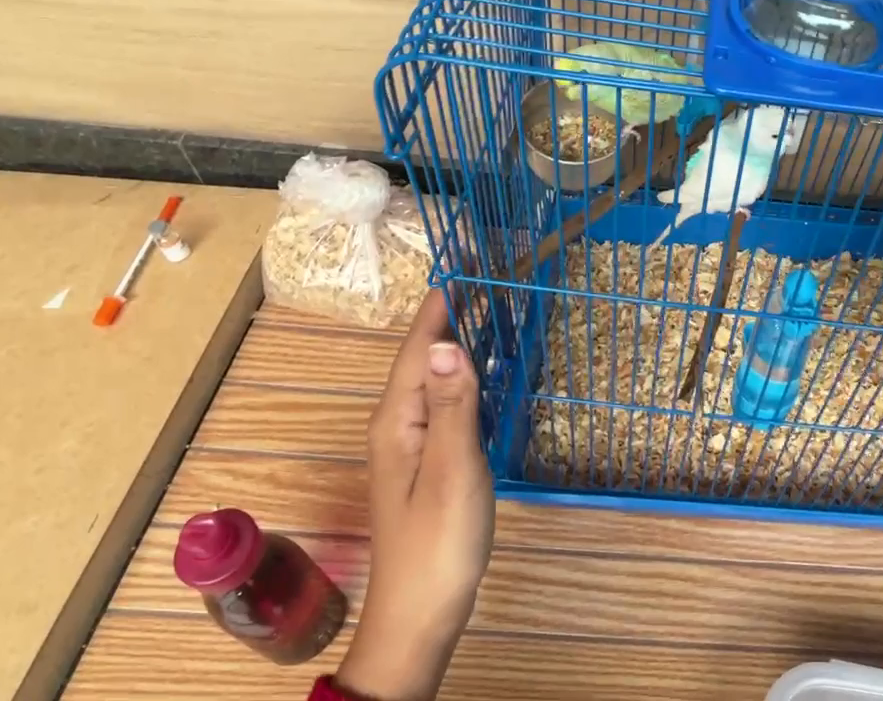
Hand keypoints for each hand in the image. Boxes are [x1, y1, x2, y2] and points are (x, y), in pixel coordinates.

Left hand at [335, 290, 493, 700]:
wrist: (420, 616)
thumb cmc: (438, 543)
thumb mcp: (452, 470)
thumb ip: (453, 406)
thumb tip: (451, 342)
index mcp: (397, 420)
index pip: (421, 348)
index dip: (441, 307)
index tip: (465, 266)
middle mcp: (397, 425)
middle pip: (423, 359)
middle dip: (449, 318)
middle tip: (486, 281)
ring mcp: (410, 446)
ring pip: (432, 380)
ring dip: (455, 345)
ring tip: (486, 313)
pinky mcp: (426, 463)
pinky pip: (442, 404)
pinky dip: (461, 378)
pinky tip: (480, 376)